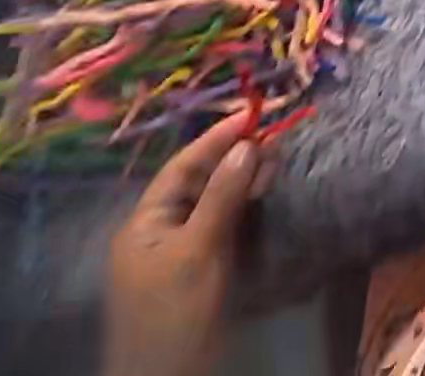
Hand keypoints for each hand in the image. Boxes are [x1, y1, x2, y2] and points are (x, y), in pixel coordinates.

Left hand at [104, 109, 262, 375]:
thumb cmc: (174, 311)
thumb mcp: (198, 250)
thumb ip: (223, 195)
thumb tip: (249, 144)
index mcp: (147, 222)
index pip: (183, 165)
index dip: (217, 137)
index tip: (253, 112)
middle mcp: (163, 228)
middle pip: (202, 179)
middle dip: (236, 155)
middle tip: (274, 136)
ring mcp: (185, 247)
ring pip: (218, 197)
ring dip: (246, 176)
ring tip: (277, 158)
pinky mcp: (206, 263)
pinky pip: (228, 220)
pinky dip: (248, 202)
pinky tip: (268, 190)